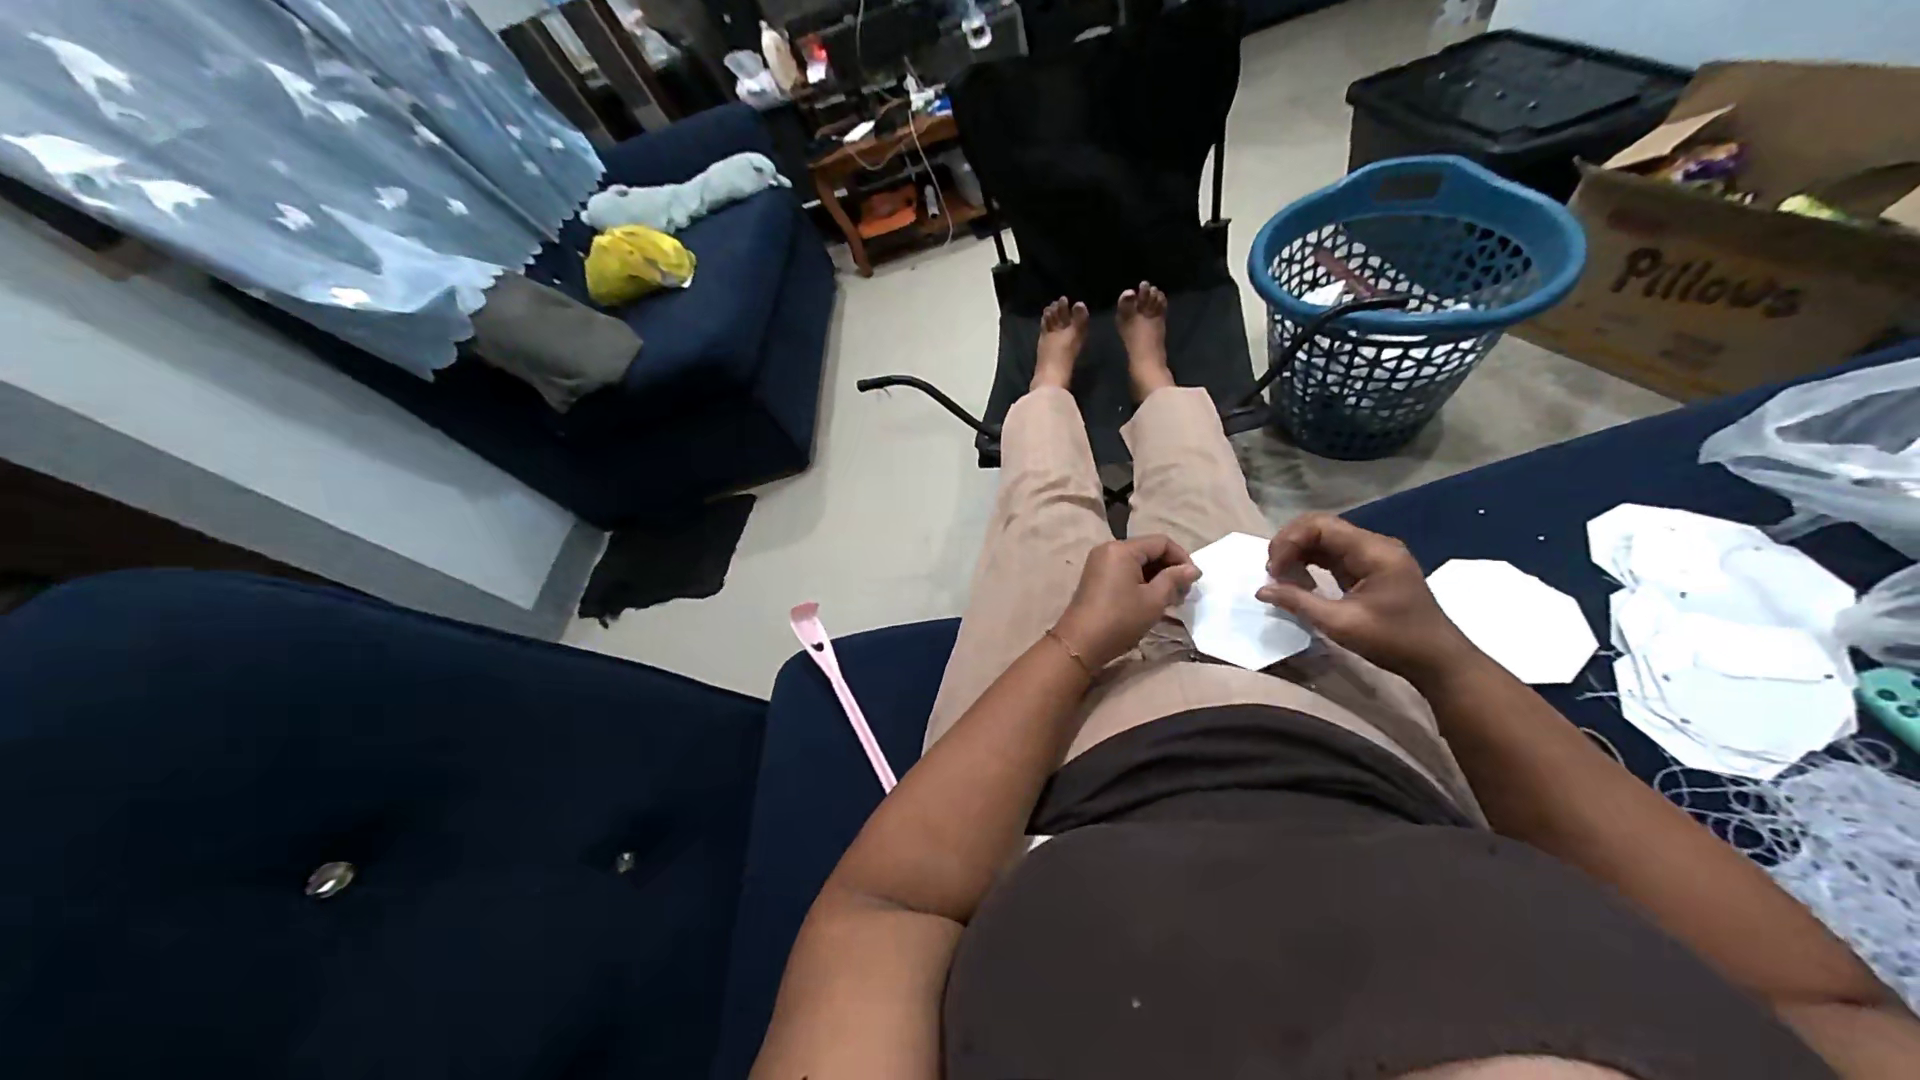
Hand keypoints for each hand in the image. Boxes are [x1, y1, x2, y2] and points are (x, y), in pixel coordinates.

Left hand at [1052, 535, 1200, 669]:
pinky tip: (1153, 600)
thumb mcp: (1153, 600)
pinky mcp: (1096, 577)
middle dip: (1169, 569)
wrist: (1080, 643)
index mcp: (1122, 549)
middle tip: (1183, 594)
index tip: (1193, 580)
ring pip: (1138, 562)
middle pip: (1148, 550)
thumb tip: (1192, 569)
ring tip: (1171, 600)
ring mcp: (1100, 563)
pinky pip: (1125, 571)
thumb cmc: (1120, 619)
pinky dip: (1142, 582)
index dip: (1182, 558)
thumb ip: (1174, 579)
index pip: (1161, 542)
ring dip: (1157, 577)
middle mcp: (1108, 549)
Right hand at [1256, 513, 1480, 685]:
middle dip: (1290, 545)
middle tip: (1273, 573)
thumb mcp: (1341, 624)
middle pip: (1320, 527)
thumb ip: (1299, 602)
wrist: (1438, 661)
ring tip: (1282, 578)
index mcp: (1374, 551)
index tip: (1273, 572)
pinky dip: (1310, 564)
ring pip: (1324, 539)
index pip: (1320, 526)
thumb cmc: (1394, 641)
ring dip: (1298, 554)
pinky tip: (1300, 582)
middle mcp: (1374, 545)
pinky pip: (1332, 555)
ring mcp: (1373, 556)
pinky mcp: (1369, 569)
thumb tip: (1262, 589)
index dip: (1289, 542)